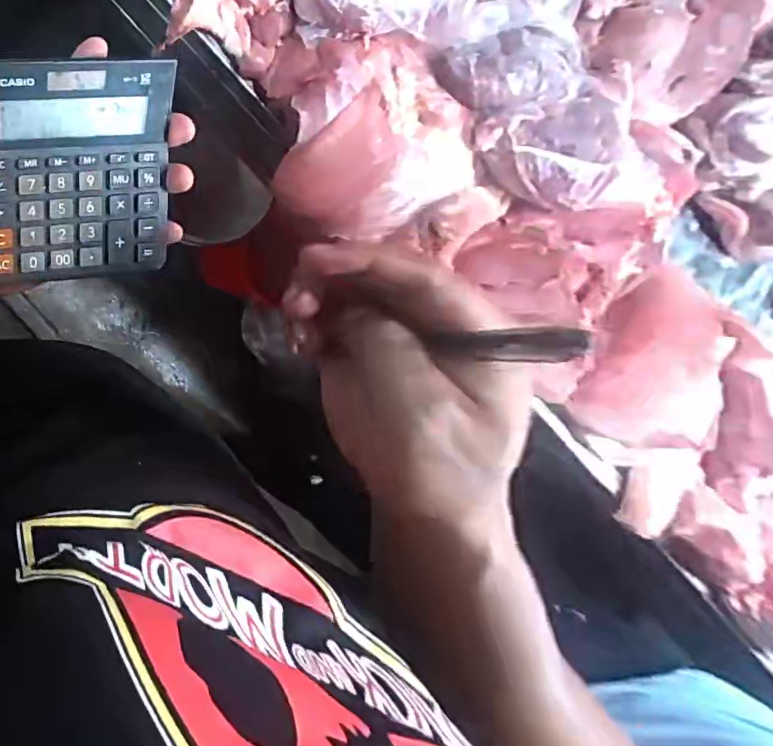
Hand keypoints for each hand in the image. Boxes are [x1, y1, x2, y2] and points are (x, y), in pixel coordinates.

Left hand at [0, 37, 197, 313]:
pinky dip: (150, 229)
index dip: (82, 74)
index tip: (102, 51)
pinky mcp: (87, 234)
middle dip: (153, 127)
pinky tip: (168, 228)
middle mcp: (67, 167)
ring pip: (129, 180)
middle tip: (177, 125)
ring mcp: (82, 201)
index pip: (61, 102)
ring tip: (180, 176)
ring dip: (162, 174)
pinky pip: (123, 229)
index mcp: (35, 147)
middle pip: (114, 139)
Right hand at [283, 243, 532, 538]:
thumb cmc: (437, 466)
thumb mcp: (418, 405)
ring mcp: (405, 333)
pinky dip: (313, 320)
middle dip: (335, 276)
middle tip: (295, 290)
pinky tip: (298, 338)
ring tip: (293, 316)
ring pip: (356, 292)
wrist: (425, 516)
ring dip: (318, 295)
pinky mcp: (372, 348)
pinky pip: (338, 317)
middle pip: (385, 277)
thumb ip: (384, 340)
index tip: (317, 256)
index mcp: (478, 330)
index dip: (369, 259)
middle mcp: (441, 321)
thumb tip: (348, 307)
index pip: (424, 277)